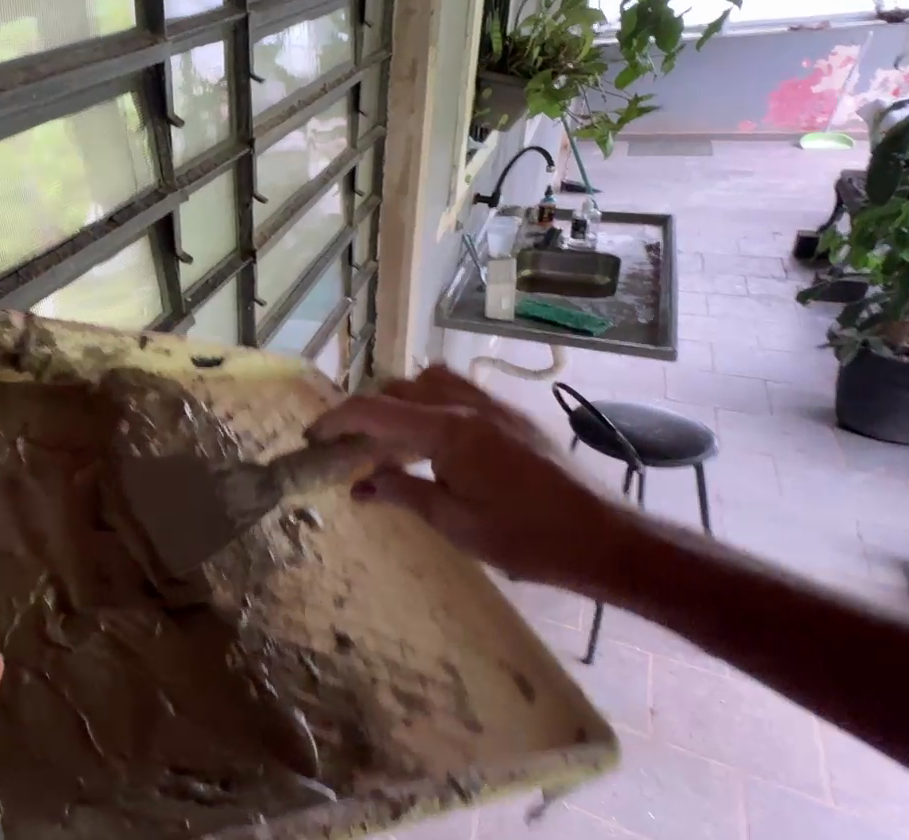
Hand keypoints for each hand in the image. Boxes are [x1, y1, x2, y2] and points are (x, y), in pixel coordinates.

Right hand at [309, 365, 633, 589]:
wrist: (609, 541)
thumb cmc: (526, 538)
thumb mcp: (453, 523)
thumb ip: (401, 493)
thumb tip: (360, 486)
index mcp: (448, 430)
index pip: (373, 409)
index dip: (337, 420)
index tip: (313, 437)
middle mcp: (468, 406)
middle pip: (397, 389)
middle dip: (366, 412)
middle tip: (354, 447)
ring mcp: (495, 408)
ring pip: (430, 381)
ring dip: (401, 401)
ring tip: (394, 437)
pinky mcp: (514, 418)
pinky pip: (460, 391)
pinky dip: (433, 404)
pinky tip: (436, 440)